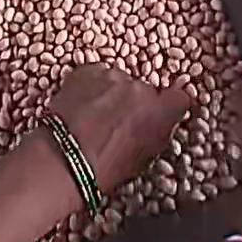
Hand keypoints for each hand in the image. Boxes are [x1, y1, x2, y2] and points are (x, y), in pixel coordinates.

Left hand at [50, 64, 190, 191]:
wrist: (62, 160)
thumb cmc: (103, 170)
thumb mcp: (143, 158)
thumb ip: (158, 132)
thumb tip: (162, 120)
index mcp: (158, 111)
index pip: (178, 98)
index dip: (169, 106)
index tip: (161, 113)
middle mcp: (138, 87)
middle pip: (144, 89)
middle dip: (135, 102)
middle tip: (119, 122)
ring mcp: (111, 75)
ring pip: (119, 81)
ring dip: (113, 92)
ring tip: (96, 116)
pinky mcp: (87, 70)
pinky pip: (96, 75)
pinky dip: (92, 86)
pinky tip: (83, 106)